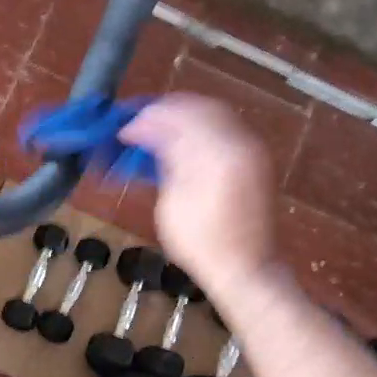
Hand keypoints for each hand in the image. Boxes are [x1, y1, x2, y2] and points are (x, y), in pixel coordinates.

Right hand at [119, 92, 279, 291]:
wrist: (244, 268)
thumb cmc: (200, 243)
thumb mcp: (171, 202)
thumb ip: (164, 158)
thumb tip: (145, 132)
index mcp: (219, 152)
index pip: (180, 115)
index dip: (147, 117)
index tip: (123, 129)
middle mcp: (240, 142)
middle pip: (200, 107)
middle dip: (165, 113)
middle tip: (137, 126)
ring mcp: (252, 150)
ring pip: (213, 116)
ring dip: (182, 120)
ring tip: (154, 135)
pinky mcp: (254, 160)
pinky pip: (223, 131)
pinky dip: (198, 131)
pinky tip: (178, 147)